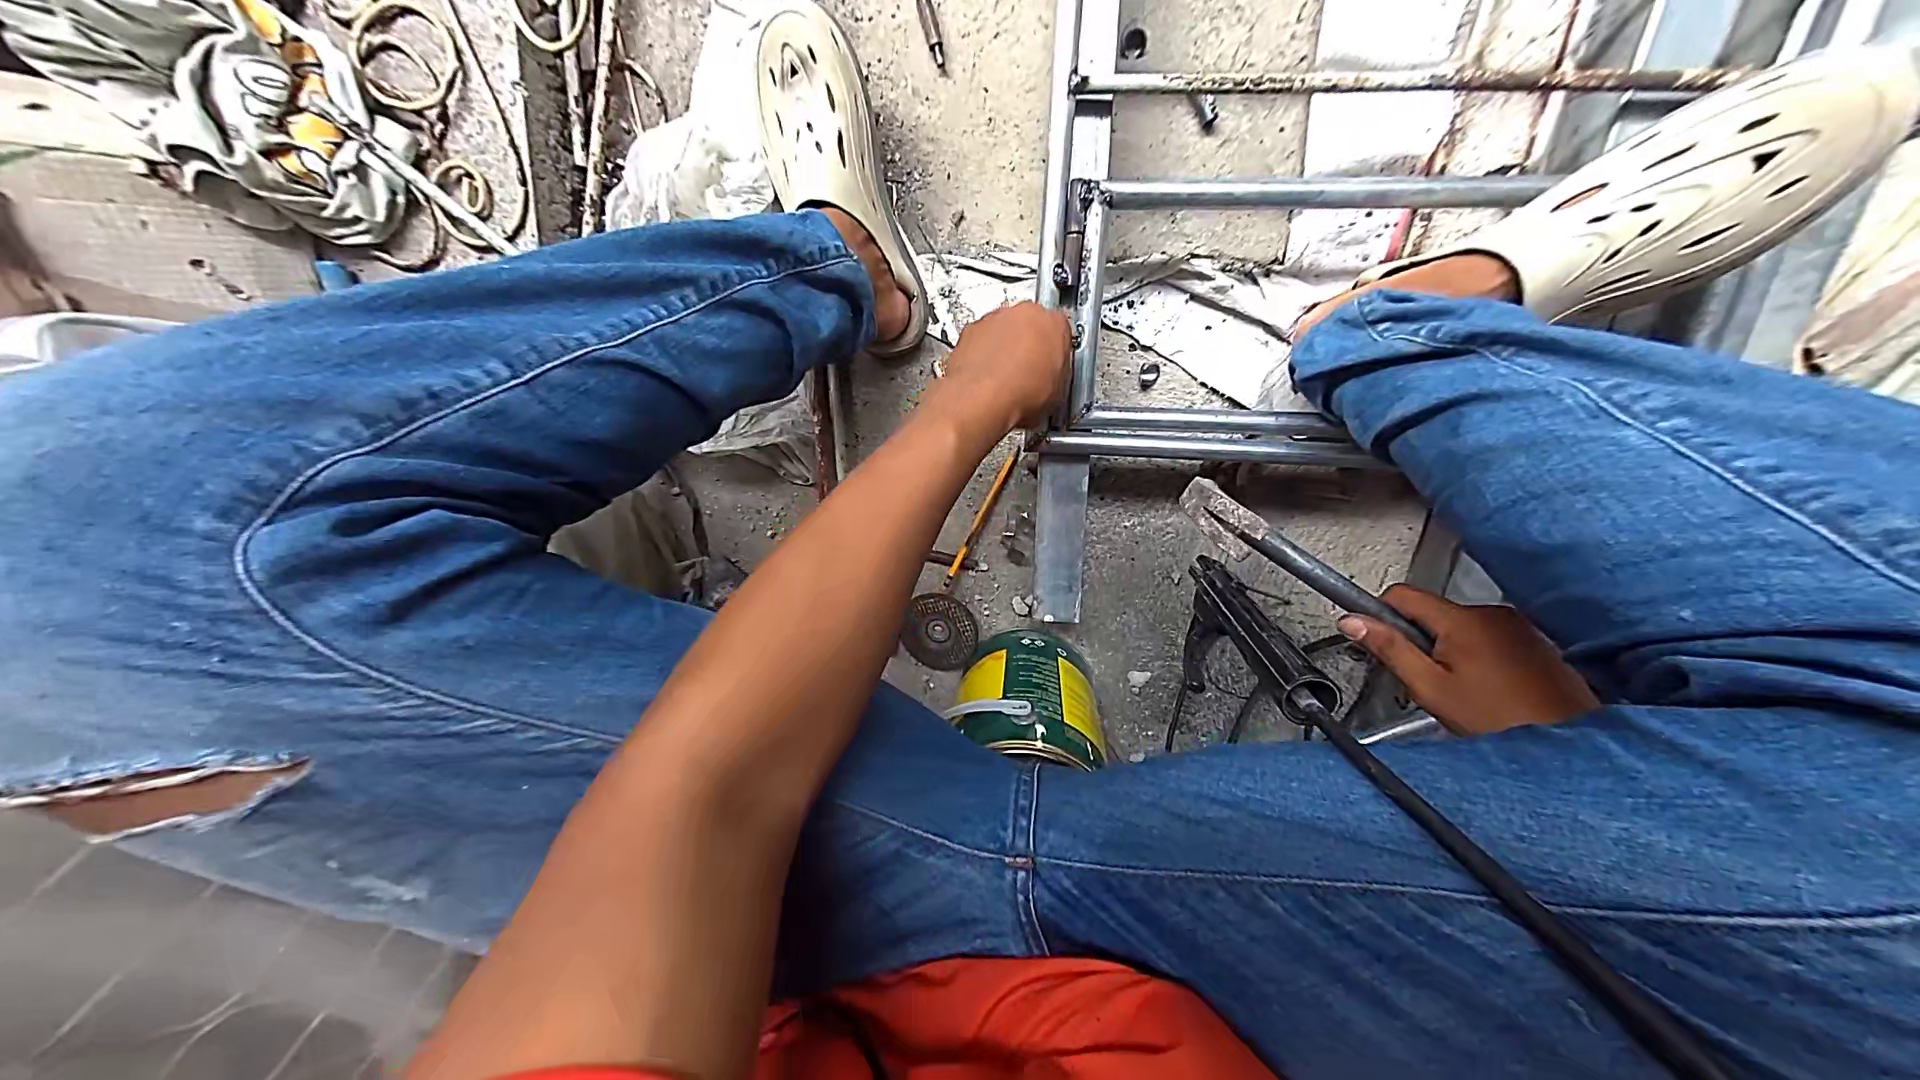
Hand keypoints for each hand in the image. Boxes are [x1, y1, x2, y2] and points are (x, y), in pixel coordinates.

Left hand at [935, 302, 1070, 430]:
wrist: (983, 399)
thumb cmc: (1019, 393)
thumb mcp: (1057, 391)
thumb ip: (1057, 373)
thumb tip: (1053, 380)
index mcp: (1054, 323)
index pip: (1060, 330)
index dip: (1055, 350)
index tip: (1051, 364)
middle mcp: (1024, 313)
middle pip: (1029, 323)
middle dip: (1028, 344)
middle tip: (1027, 371)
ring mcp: (995, 319)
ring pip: (1003, 329)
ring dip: (1003, 347)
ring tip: (1005, 378)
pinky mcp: (971, 330)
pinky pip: (980, 339)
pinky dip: (982, 354)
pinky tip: (986, 377)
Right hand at [1338, 585, 1598, 735]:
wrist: (1568, 740)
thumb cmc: (1500, 717)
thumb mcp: (1429, 686)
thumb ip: (1388, 648)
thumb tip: (1353, 622)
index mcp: (1461, 620)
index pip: (1401, 595)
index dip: (1380, 614)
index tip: (1376, 637)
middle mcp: (1490, 613)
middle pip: (1429, 612)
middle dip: (1417, 639)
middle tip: (1423, 675)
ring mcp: (1514, 624)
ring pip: (1456, 625)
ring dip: (1446, 648)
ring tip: (1457, 685)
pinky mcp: (1530, 638)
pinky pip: (1483, 635)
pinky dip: (1473, 654)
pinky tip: (1482, 685)